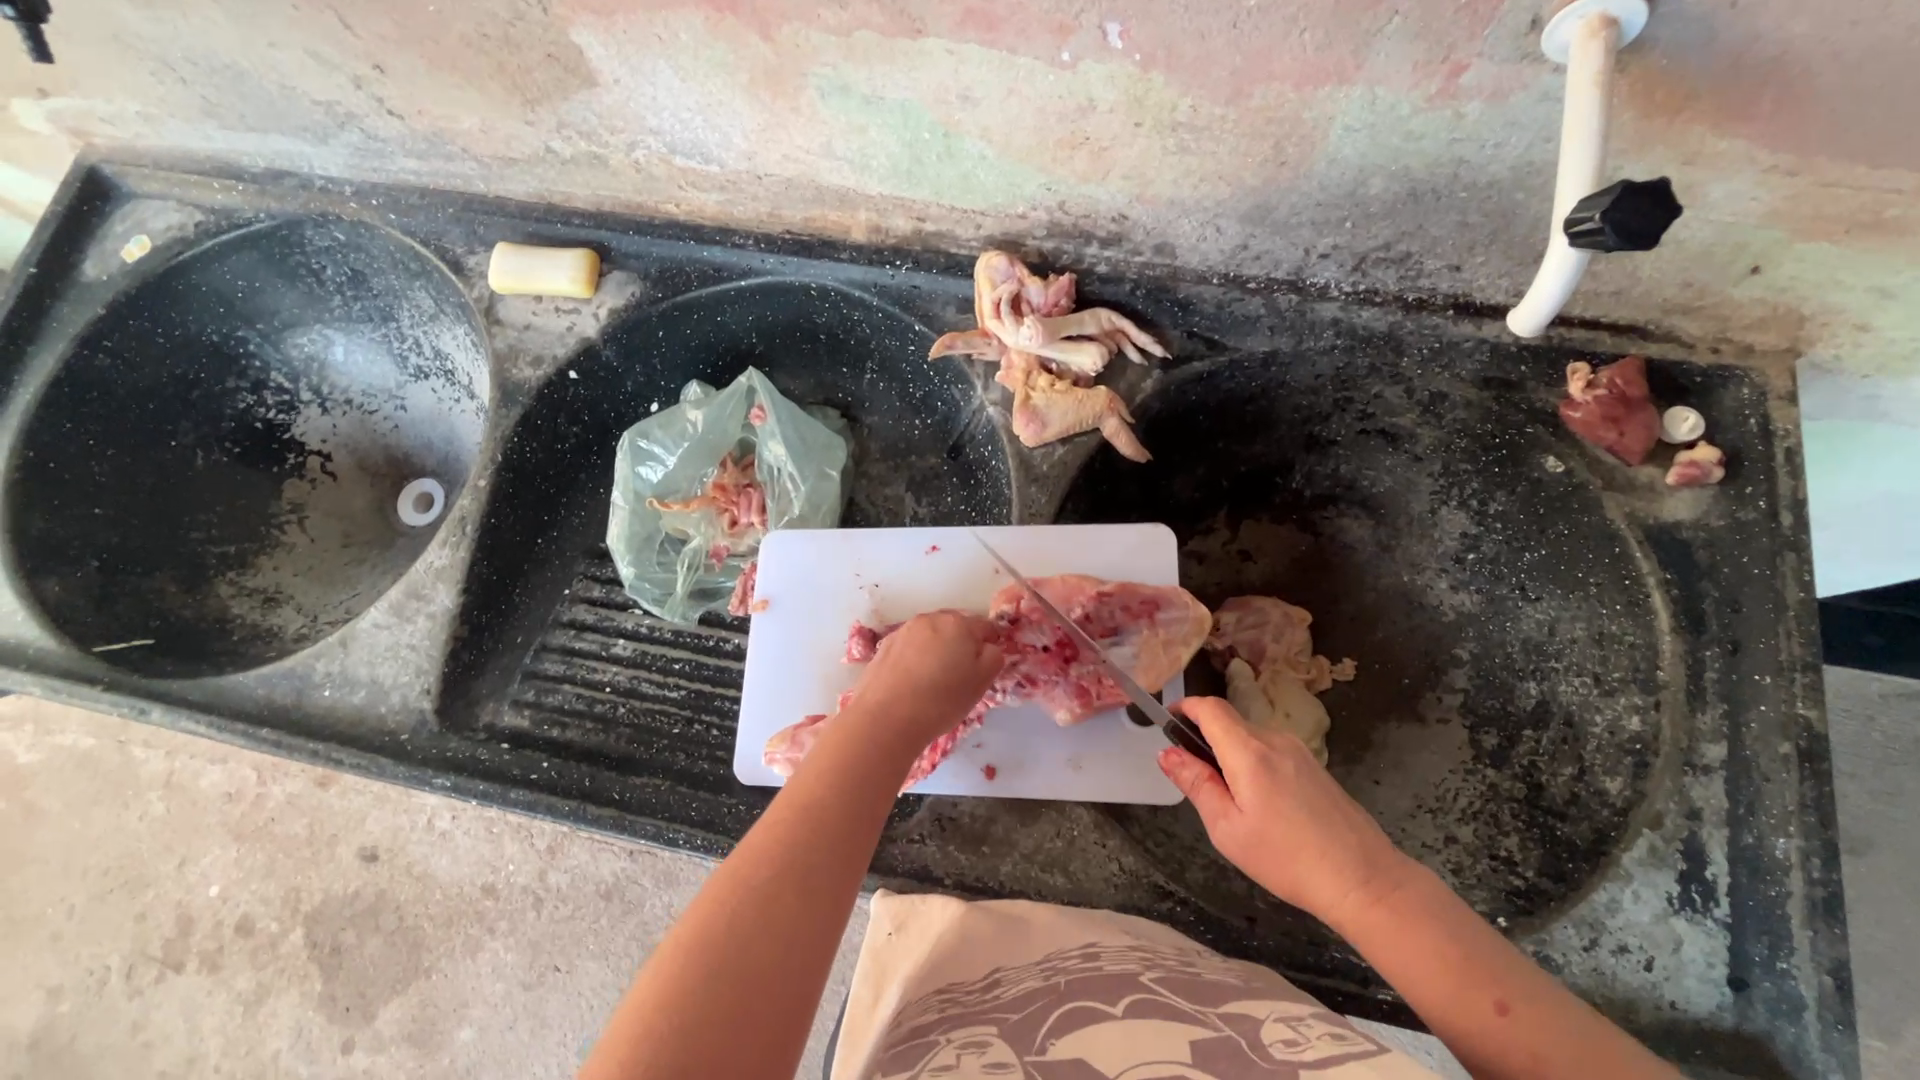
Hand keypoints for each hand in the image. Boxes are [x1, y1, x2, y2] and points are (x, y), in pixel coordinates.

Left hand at [845, 610, 1002, 751]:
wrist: (887, 718)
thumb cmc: (942, 700)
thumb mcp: (982, 682)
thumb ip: (993, 657)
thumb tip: (987, 647)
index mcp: (958, 623)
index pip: (984, 626)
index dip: (989, 645)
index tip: (984, 667)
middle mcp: (930, 619)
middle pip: (954, 626)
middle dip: (961, 644)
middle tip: (960, 674)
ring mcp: (904, 631)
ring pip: (929, 636)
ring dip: (936, 650)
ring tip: (934, 680)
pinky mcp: (884, 647)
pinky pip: (909, 648)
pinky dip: (915, 658)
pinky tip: (913, 683)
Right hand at [1157, 697, 1415, 923]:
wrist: (1364, 880)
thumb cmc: (1286, 859)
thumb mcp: (1227, 828)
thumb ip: (1196, 784)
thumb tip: (1166, 753)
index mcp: (1249, 752)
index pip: (1211, 708)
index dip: (1185, 707)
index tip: (1168, 721)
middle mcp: (1276, 740)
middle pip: (1230, 723)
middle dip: (1205, 738)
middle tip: (1194, 779)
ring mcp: (1300, 752)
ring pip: (1252, 739)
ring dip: (1230, 754)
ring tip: (1230, 802)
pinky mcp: (1316, 767)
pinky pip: (1272, 753)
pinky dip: (1253, 765)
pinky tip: (1262, 806)